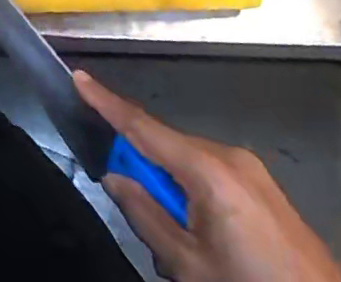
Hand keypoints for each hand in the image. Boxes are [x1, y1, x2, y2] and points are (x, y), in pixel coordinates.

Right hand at [74, 71, 340, 281]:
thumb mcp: (189, 266)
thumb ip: (145, 215)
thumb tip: (115, 178)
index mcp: (208, 170)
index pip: (143, 128)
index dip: (106, 103)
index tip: (78, 77)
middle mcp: (229, 156)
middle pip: (164, 149)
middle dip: (144, 174)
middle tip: (143, 220)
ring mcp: (251, 170)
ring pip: (187, 166)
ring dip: (170, 192)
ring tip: (184, 247)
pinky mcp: (263, 187)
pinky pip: (211, 177)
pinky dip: (193, 196)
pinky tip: (206, 240)